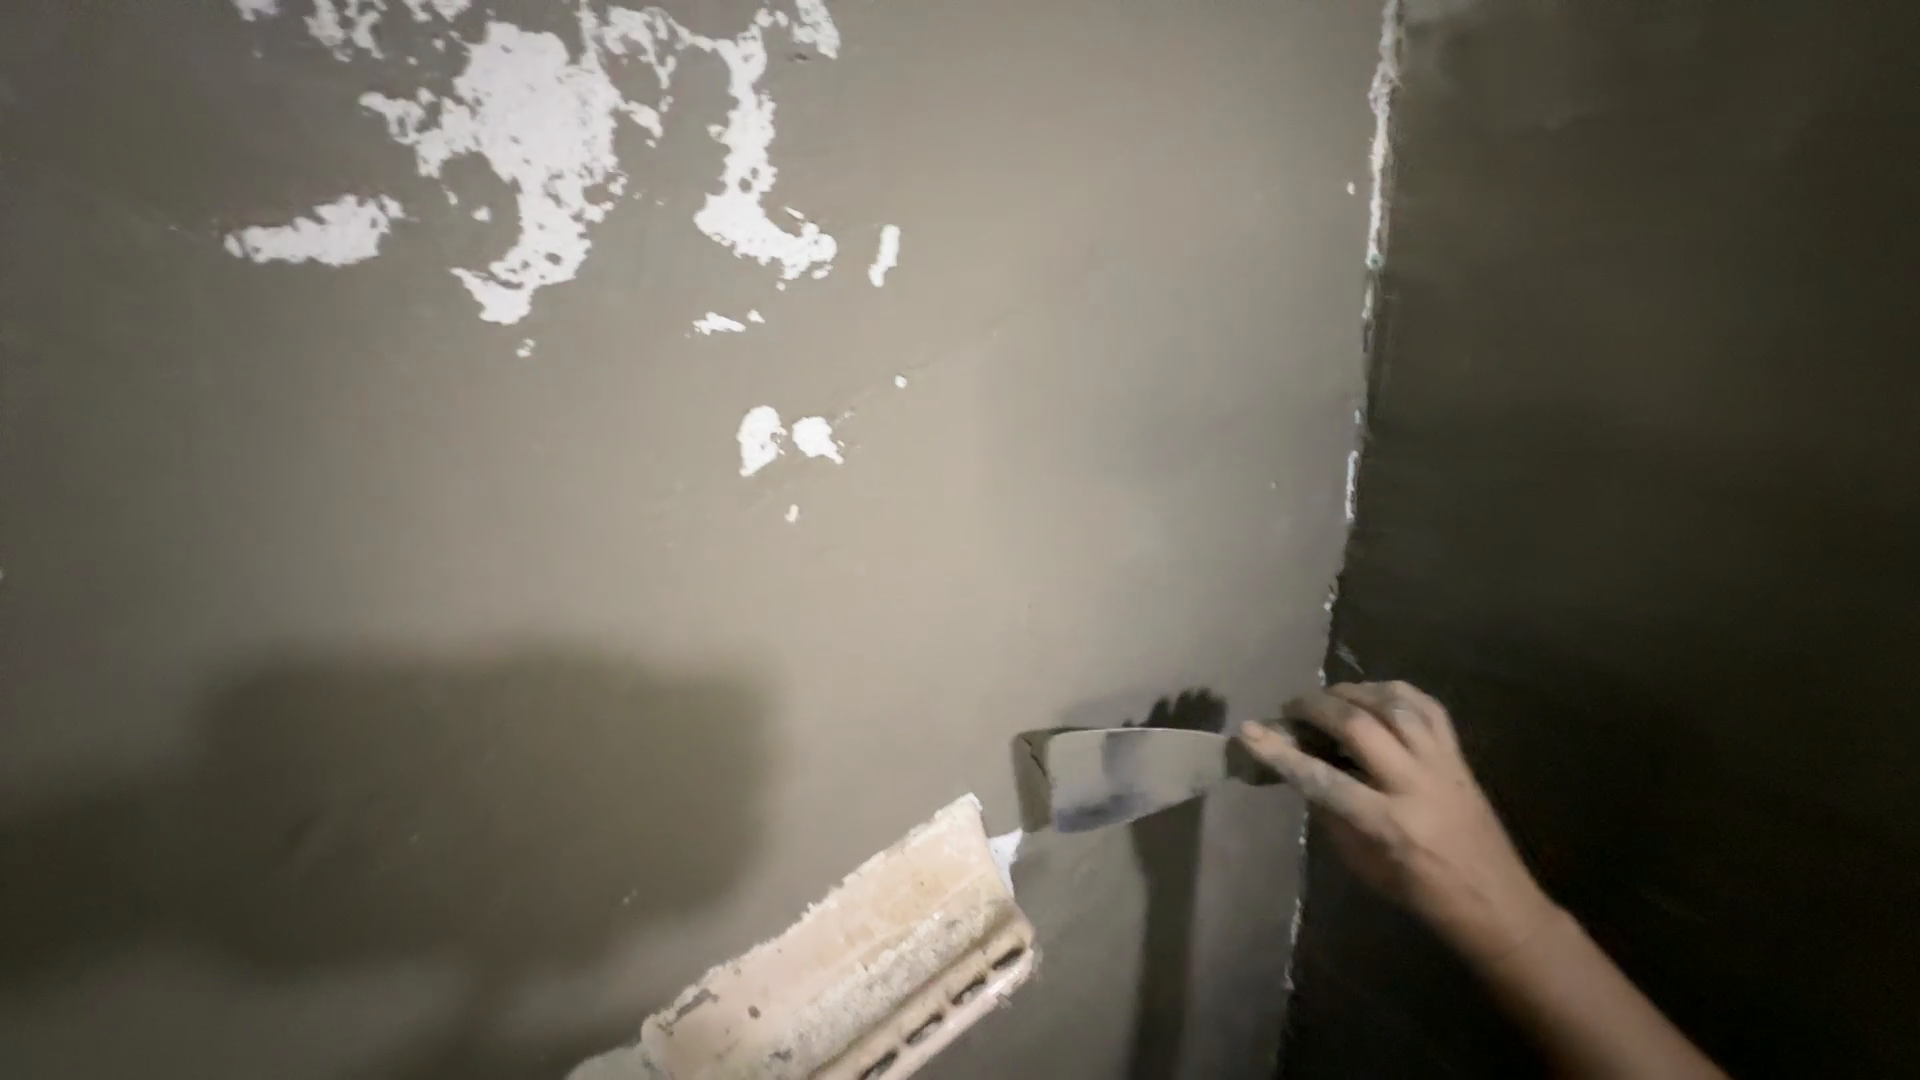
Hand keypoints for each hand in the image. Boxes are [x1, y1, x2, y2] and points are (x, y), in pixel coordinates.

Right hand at [1239, 681, 1556, 959]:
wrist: (1495, 901)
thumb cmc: (1416, 889)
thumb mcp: (1359, 860)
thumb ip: (1329, 808)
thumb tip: (1299, 763)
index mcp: (1388, 823)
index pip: (1322, 778)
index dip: (1280, 753)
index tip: (1248, 731)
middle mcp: (1415, 785)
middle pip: (1358, 726)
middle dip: (1315, 708)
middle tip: (1291, 709)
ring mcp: (1441, 764)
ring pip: (1393, 705)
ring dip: (1351, 693)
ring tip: (1327, 698)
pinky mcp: (1458, 755)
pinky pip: (1425, 706)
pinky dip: (1392, 692)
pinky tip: (1370, 694)